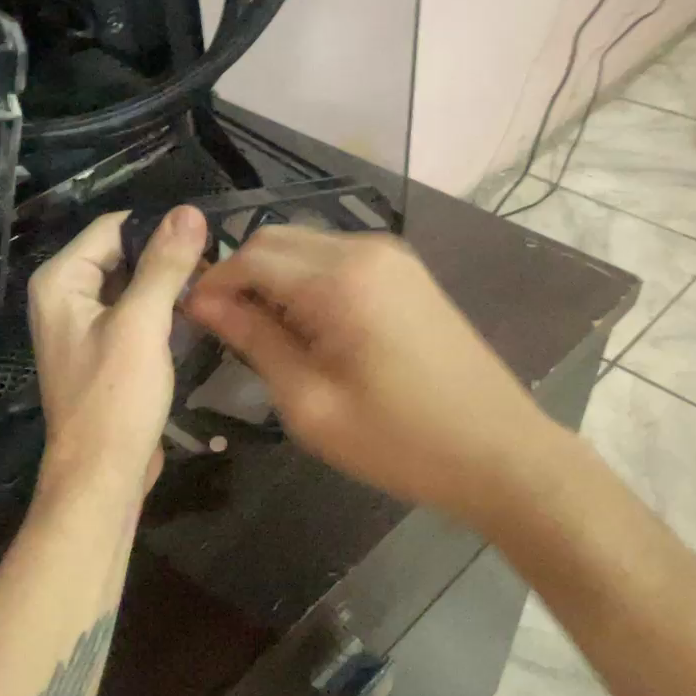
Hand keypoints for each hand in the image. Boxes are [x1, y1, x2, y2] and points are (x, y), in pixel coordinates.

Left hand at [27, 207, 208, 498]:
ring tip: (213, 286)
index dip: (157, 228)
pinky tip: (194, 315)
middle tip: (217, 263)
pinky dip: (159, 310)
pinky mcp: (100, 349)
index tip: (207, 236)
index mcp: (60, 280)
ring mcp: (80, 324)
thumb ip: (163, 266)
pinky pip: (131, 313)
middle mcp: (63, 295)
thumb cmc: (115, 397)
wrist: (101, 475)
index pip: (112, 228)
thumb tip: (187, 210)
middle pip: (119, 254)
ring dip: (165, 284)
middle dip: (164, 257)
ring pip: (129, 284)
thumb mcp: (142, 324)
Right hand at [182, 226, 568, 526]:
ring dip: (271, 275)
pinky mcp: (404, 271)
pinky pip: (333, 257)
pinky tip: (305, 324)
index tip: (191, 317)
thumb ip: (253, 339)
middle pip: (273, 238)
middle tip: (224, 325)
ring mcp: (390, 256)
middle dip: (239, 274)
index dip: (212, 283)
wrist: (504, 457)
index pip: (250, 257)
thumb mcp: (308, 401)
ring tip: (262, 329)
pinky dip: (304, 278)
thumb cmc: (399, 440)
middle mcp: (363, 249)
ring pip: (301, 244)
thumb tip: (202, 302)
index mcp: (339, 280)